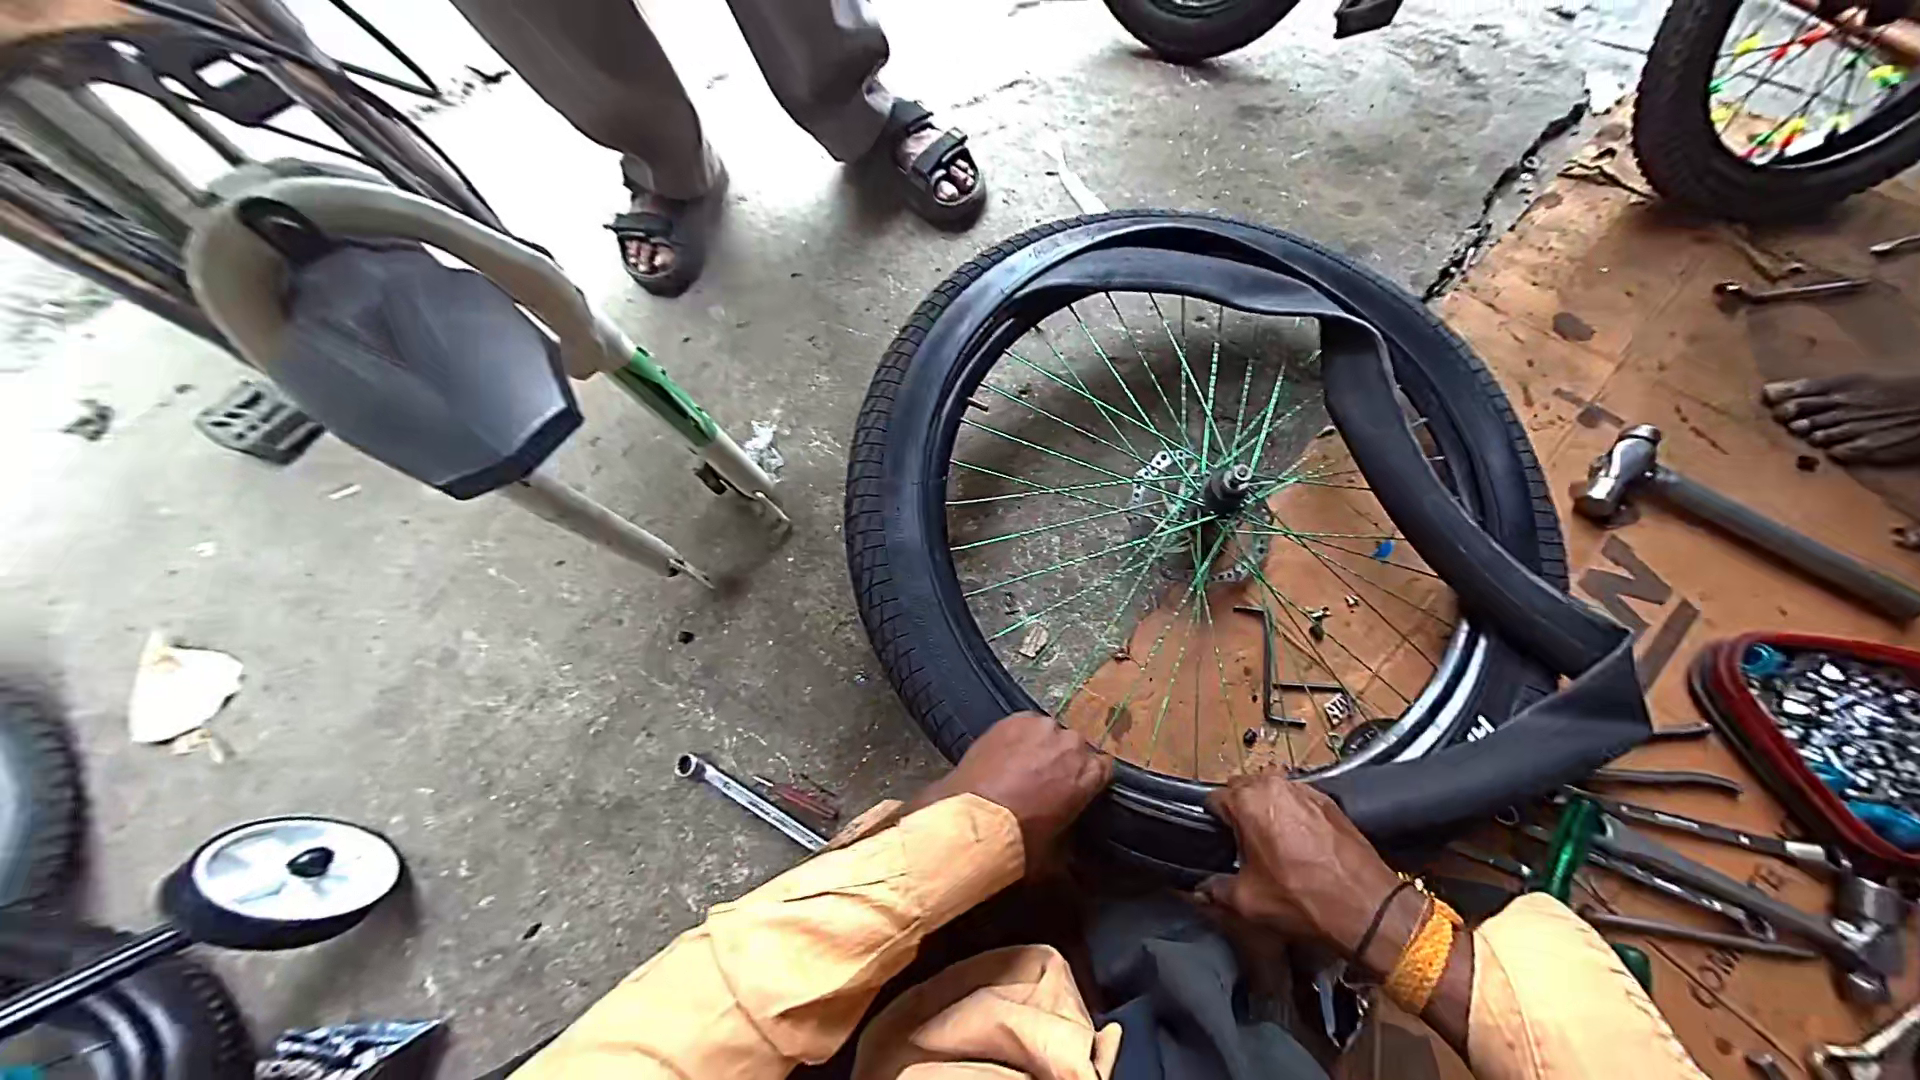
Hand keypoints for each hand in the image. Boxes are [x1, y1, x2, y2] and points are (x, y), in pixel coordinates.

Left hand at [903, 711, 1111, 875]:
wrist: (977, 817)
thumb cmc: (1021, 839)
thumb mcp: (1056, 852)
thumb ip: (1071, 842)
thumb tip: (1071, 849)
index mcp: (1090, 773)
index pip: (1102, 767)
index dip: (1085, 778)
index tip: (1072, 787)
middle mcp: (1071, 743)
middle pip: (1073, 747)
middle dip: (1061, 760)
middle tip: (1041, 779)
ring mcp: (1042, 726)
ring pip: (1047, 733)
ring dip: (1038, 745)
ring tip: (1019, 765)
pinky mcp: (1014, 719)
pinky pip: (1023, 725)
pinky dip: (1017, 736)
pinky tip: (1004, 752)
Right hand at [1196, 775, 1407, 962]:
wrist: (1369, 908)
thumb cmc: (1303, 899)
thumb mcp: (1247, 901)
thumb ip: (1215, 889)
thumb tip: (1202, 890)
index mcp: (1246, 801)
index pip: (1214, 799)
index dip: (1214, 822)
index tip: (1222, 841)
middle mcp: (1272, 784)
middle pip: (1241, 788)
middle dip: (1240, 810)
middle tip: (1247, 843)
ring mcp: (1303, 789)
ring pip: (1270, 790)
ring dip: (1266, 807)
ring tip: (1276, 841)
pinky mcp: (1328, 800)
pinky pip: (1298, 798)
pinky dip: (1293, 812)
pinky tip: (1302, 841)